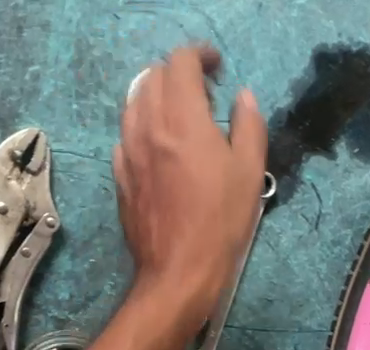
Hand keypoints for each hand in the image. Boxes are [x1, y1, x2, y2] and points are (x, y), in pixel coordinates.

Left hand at [113, 45, 267, 327]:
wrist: (178, 273)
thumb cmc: (220, 224)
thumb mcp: (249, 173)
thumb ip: (248, 126)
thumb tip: (242, 99)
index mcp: (181, 118)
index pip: (180, 63)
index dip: (200, 57)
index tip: (217, 68)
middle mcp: (147, 126)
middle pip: (153, 77)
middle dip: (178, 75)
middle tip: (202, 95)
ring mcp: (128, 153)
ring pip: (134, 104)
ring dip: (157, 99)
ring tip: (179, 120)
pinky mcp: (120, 178)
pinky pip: (126, 138)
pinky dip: (143, 130)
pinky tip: (160, 151)